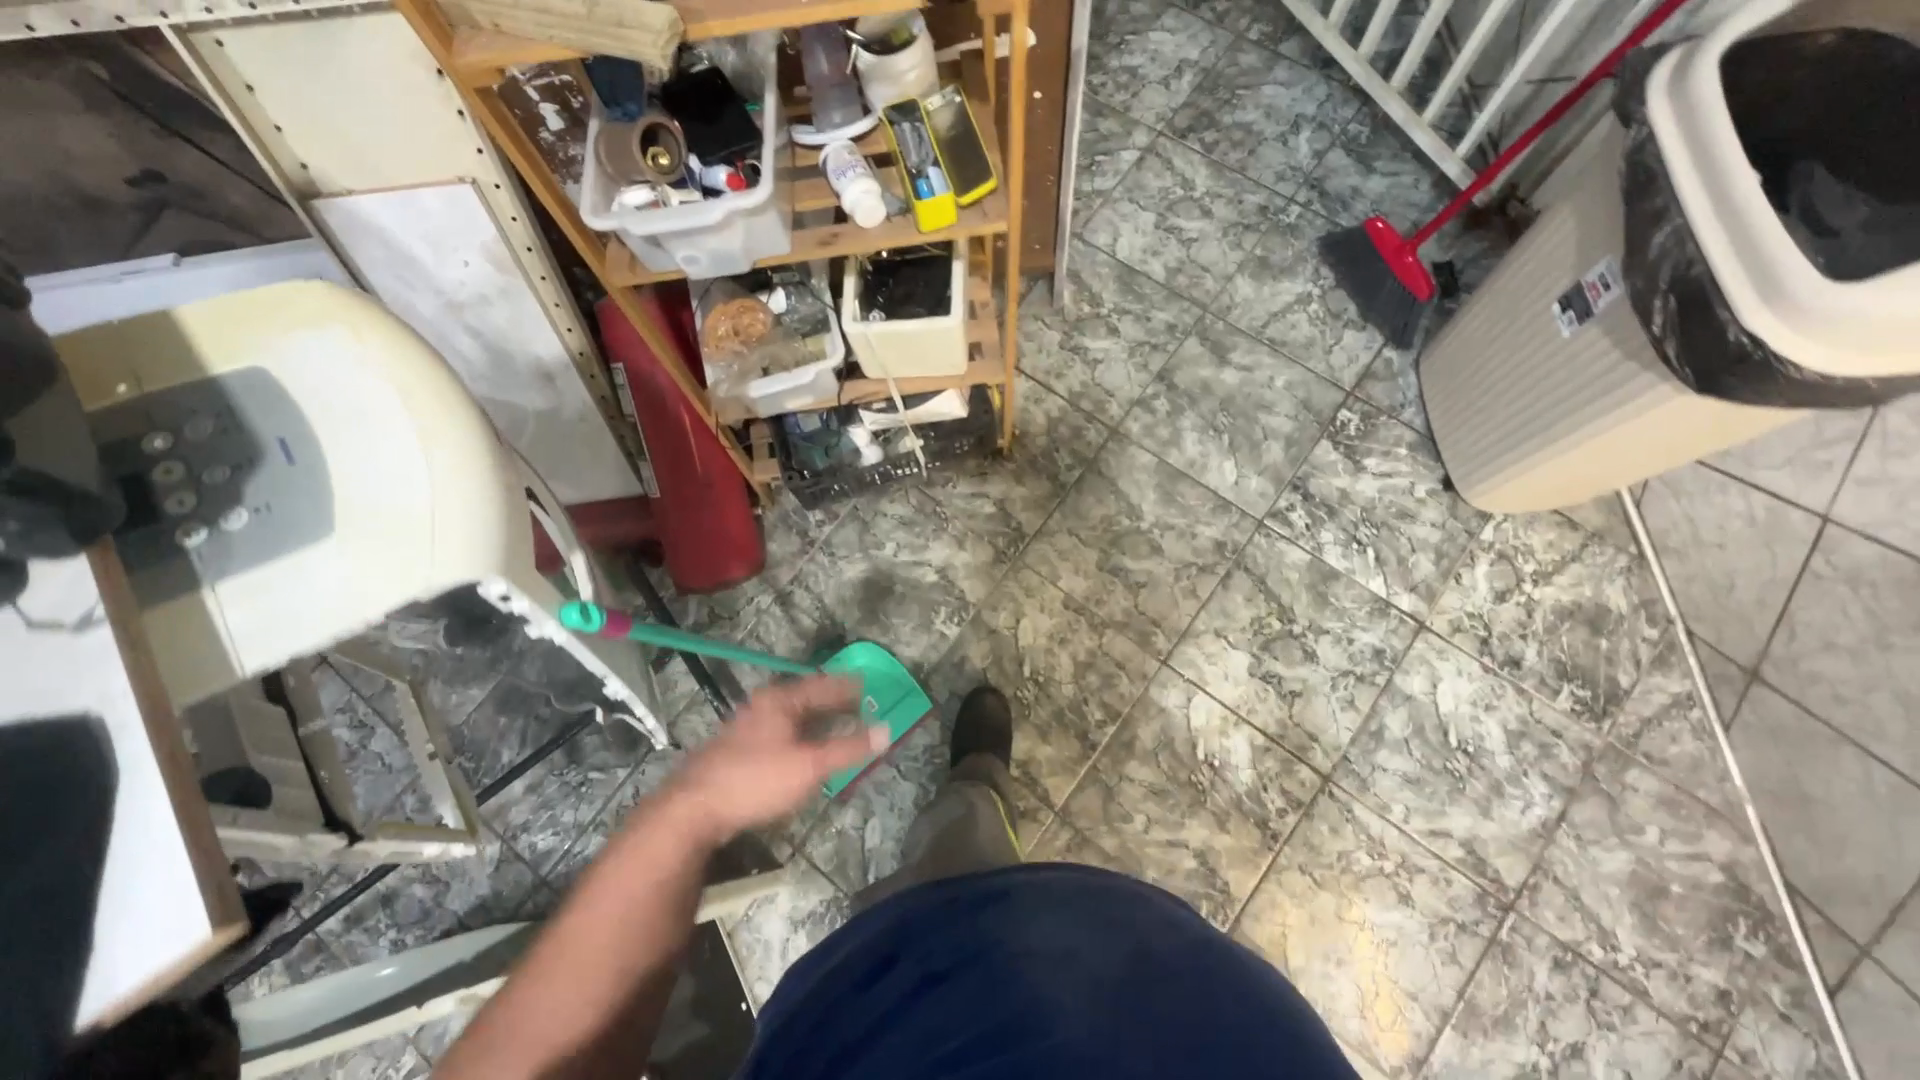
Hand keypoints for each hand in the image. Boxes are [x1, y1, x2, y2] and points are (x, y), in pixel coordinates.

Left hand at [666, 676, 885, 845]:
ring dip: (813, 722)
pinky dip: (797, 738)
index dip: (847, 686)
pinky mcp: (735, 752)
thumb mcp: (810, 766)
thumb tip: (886, 730)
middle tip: (856, 705)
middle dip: (831, 703)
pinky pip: (777, 735)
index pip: (822, 684)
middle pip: (804, 699)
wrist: (692, 810)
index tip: (867, 683)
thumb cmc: (755, 780)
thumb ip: (848, 749)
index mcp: (780, 701)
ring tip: (834, 728)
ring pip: (788, 718)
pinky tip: (801, 754)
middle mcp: (761, 707)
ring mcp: (744, 729)